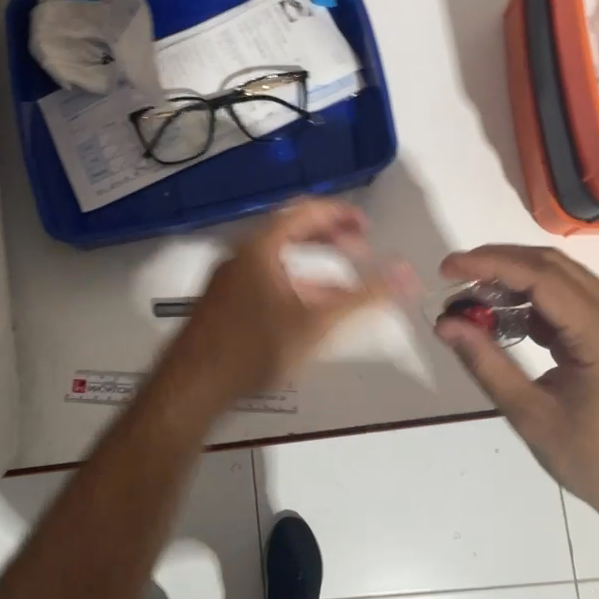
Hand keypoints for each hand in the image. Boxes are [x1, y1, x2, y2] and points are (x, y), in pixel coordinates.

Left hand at [160, 199, 407, 404]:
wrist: (192, 387)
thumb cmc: (253, 350)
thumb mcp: (317, 323)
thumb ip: (365, 297)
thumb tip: (407, 273)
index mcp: (260, 247)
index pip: (306, 211)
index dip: (341, 214)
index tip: (367, 227)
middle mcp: (240, 255)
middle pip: (290, 232)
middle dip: (329, 239)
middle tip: (360, 250)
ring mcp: (227, 280)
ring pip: (277, 261)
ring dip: (313, 268)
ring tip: (342, 289)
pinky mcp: (220, 304)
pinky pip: (263, 281)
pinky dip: (292, 286)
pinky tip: (307, 316)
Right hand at [434, 245, 598, 530]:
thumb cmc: (594, 463)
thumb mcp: (530, 415)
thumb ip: (485, 362)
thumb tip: (445, 323)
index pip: (542, 278)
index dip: (490, 264)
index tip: (446, 268)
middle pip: (556, 268)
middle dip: (500, 264)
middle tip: (453, 277)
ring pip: (566, 280)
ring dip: (517, 281)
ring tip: (470, 299)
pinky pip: (575, 303)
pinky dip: (536, 303)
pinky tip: (504, 319)